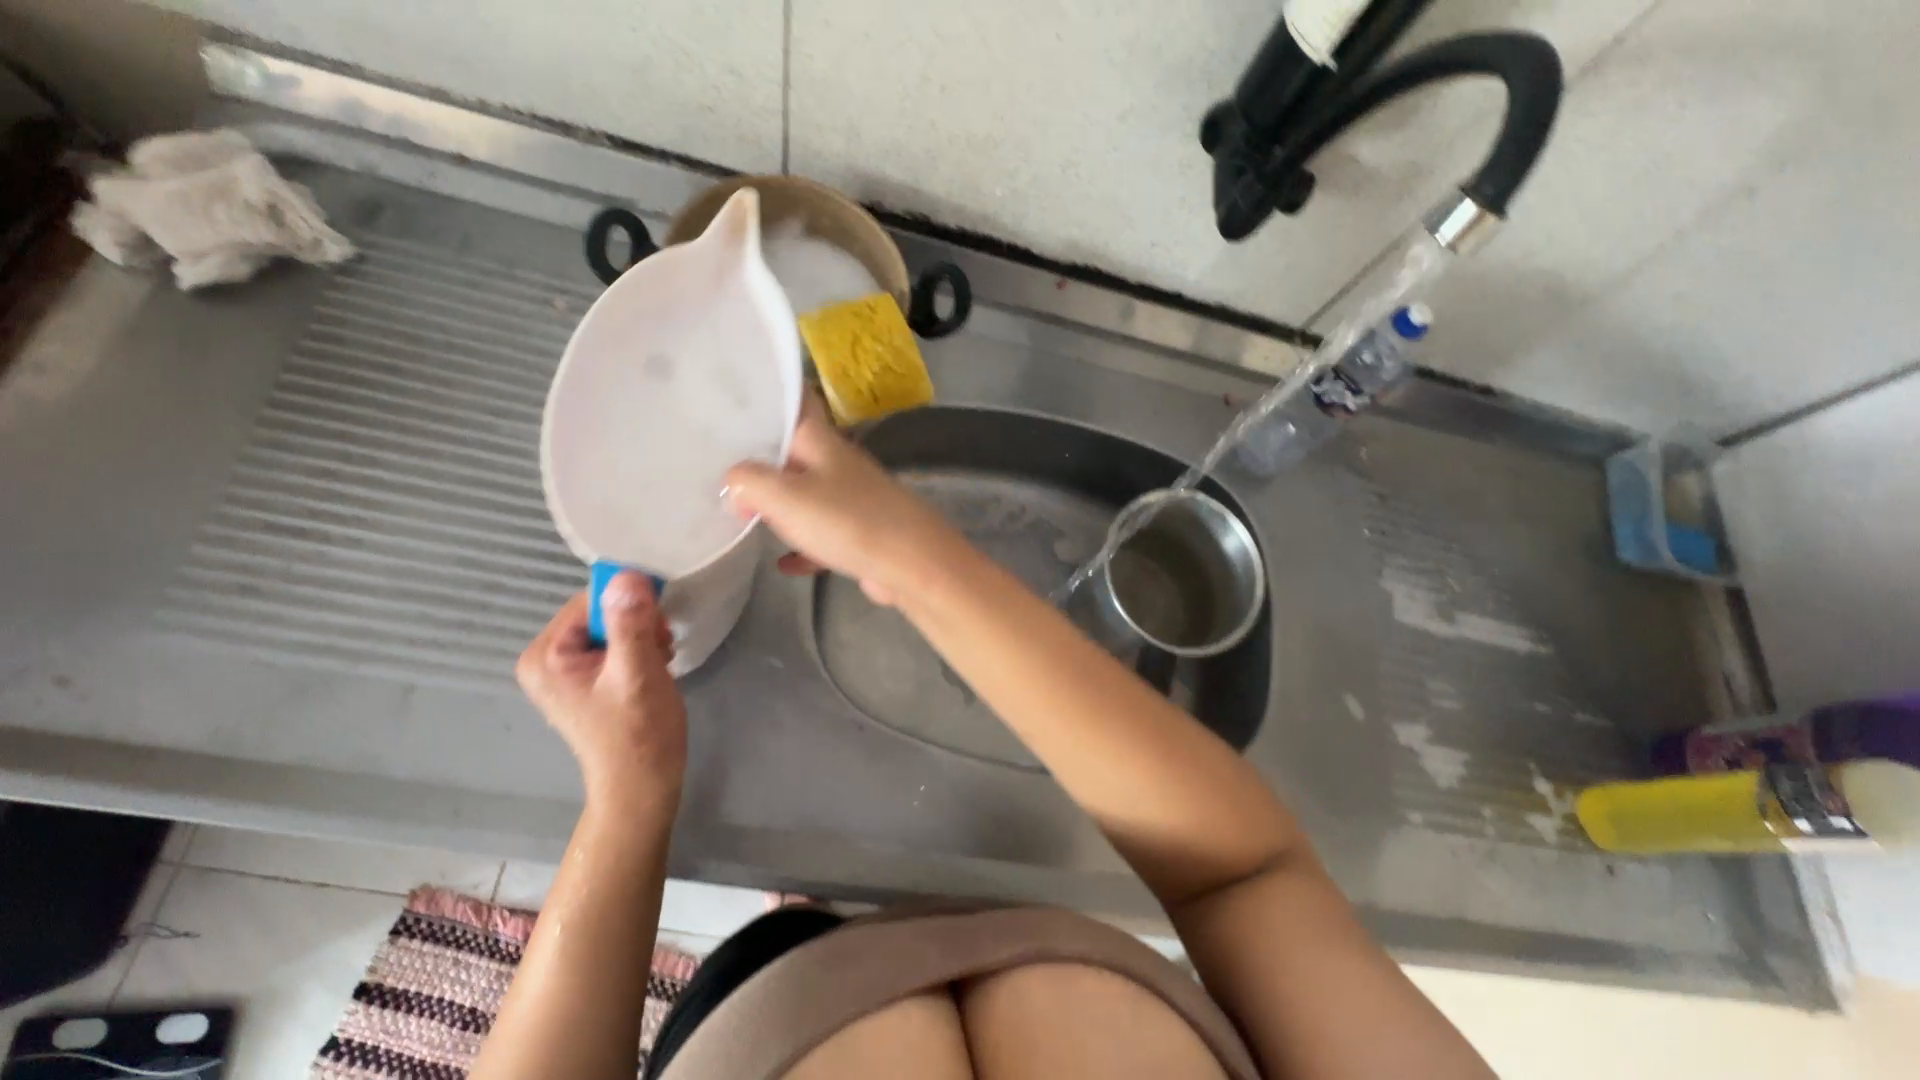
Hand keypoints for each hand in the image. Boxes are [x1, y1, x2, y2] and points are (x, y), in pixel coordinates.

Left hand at [517, 573, 686, 809]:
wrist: (643, 789)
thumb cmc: (638, 735)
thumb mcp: (637, 674)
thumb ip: (629, 624)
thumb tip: (627, 575)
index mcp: (545, 655)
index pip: (591, 601)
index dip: (630, 607)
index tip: (658, 632)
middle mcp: (545, 659)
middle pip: (601, 613)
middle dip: (639, 626)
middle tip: (661, 653)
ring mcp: (563, 672)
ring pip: (613, 628)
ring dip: (643, 639)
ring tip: (657, 667)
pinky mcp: (584, 682)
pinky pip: (614, 646)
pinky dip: (639, 653)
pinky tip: (652, 673)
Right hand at [725, 401, 963, 607]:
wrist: (912, 564)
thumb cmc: (847, 521)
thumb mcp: (785, 497)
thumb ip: (748, 482)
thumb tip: (733, 483)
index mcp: (820, 442)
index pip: (796, 401)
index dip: (769, 394)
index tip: (734, 397)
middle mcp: (837, 464)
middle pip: (795, 451)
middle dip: (762, 457)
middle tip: (721, 464)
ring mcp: (852, 499)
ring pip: (807, 494)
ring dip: (780, 504)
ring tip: (744, 513)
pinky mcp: (861, 535)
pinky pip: (823, 536)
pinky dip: (802, 547)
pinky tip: (784, 563)